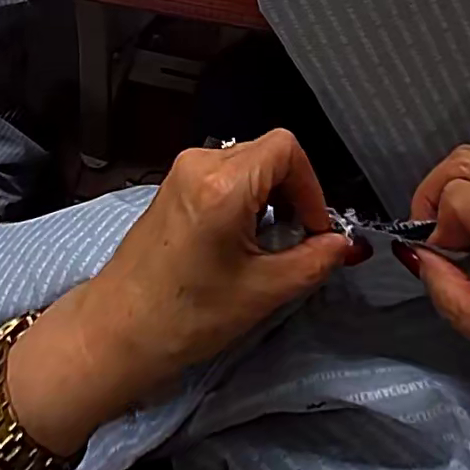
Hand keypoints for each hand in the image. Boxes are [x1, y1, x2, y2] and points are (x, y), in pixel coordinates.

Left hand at [9, 129, 362, 451]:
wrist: (124, 322)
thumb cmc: (190, 312)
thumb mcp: (265, 289)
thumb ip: (314, 259)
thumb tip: (344, 244)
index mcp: (221, 183)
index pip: (285, 148)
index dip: (311, 185)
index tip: (315, 227)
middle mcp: (198, 163)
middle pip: (266, 152)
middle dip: (293, 190)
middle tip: (300, 237)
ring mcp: (181, 170)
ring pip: (245, 160)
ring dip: (270, 193)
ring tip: (271, 241)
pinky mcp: (173, 182)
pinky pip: (222, 172)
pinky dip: (245, 194)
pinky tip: (244, 235)